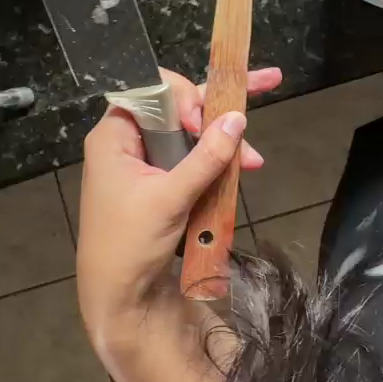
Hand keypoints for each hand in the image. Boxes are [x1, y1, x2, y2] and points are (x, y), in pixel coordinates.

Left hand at [75, 66, 279, 337]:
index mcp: (115, 136)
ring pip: (194, 133)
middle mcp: (131, 142)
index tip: (204, 120)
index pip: (152, 90)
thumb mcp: (170, 199)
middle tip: (267, 82)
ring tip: (254, 162)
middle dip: (220, 108)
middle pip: (180, 106)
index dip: (184, 96)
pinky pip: (195, 157)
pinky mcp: (164, 181)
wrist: (119, 299)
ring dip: (226, 142)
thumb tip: (238, 118)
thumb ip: (206, 157)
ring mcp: (148, 162)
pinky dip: (220, 161)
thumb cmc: (129, 245)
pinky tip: (245, 167)